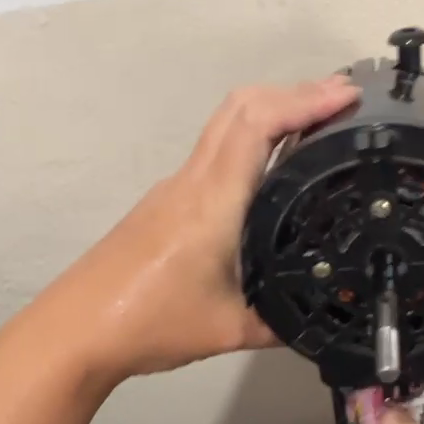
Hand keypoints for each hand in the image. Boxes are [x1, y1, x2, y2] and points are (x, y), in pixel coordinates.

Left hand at [35, 75, 359, 380]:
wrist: (76, 329)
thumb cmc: (149, 323)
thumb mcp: (229, 330)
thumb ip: (280, 322)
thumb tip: (316, 321)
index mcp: (213, 201)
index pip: (258, 124)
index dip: (304, 100)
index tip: (348, 96)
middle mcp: (192, 182)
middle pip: (240, 106)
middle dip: (293, 93)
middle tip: (341, 103)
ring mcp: (174, 189)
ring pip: (224, 126)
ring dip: (270, 113)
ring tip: (317, 128)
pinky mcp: (165, 203)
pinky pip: (214, 154)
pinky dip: (250, 141)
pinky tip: (271, 172)